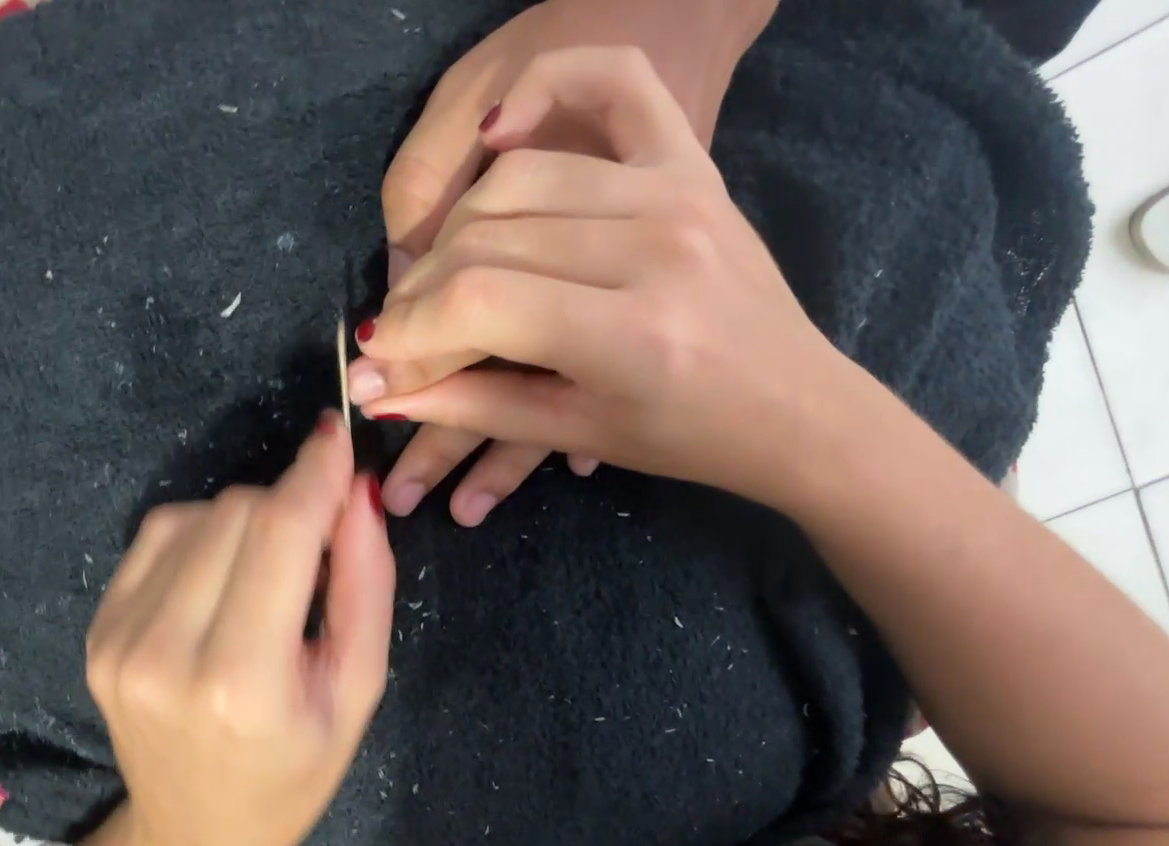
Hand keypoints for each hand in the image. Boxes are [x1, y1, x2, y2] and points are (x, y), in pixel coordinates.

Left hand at [84, 415, 394, 845]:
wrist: (191, 836)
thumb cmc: (292, 775)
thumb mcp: (356, 690)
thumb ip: (366, 585)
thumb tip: (354, 490)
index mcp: (244, 681)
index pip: (279, 533)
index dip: (313, 473)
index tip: (338, 434)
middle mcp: (167, 652)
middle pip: (236, 512)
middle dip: (289, 504)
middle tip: (318, 546)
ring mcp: (119, 640)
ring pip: (196, 515)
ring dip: (246, 521)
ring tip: (268, 578)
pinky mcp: (97, 630)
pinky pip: (158, 537)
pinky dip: (202, 537)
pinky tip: (221, 580)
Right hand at [377, 0, 775, 522]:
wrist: (795, 403)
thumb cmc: (685, 437)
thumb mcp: (574, 432)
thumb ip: (470, 405)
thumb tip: (375, 389)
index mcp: (630, 334)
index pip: (478, 302)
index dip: (408, 329)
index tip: (372, 360)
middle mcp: (652, 244)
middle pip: (485, 239)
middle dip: (419, 293)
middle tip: (398, 334)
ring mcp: (674, 189)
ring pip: (516, 180)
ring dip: (454, 231)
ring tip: (438, 280)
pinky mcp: (689, 159)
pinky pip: (611, 85)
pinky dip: (543, 89)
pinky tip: (496, 132)